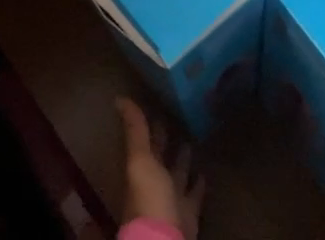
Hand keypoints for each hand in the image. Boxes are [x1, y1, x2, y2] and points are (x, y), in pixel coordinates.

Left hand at [116, 97, 203, 236]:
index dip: (150, 125)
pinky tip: (205, 170)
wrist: (164, 238)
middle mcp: (155, 181)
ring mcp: (172, 196)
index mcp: (141, 168)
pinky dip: (198, 182)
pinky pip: (194, 193)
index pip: (146, 142)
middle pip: (161, 156)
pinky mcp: (189, 209)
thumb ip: (135, 131)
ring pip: (178, 172)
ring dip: (183, 158)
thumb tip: (119, 98)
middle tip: (180, 115)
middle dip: (167, 139)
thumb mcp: (139, 160)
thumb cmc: (150, 196)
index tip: (160, 103)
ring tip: (193, 137)